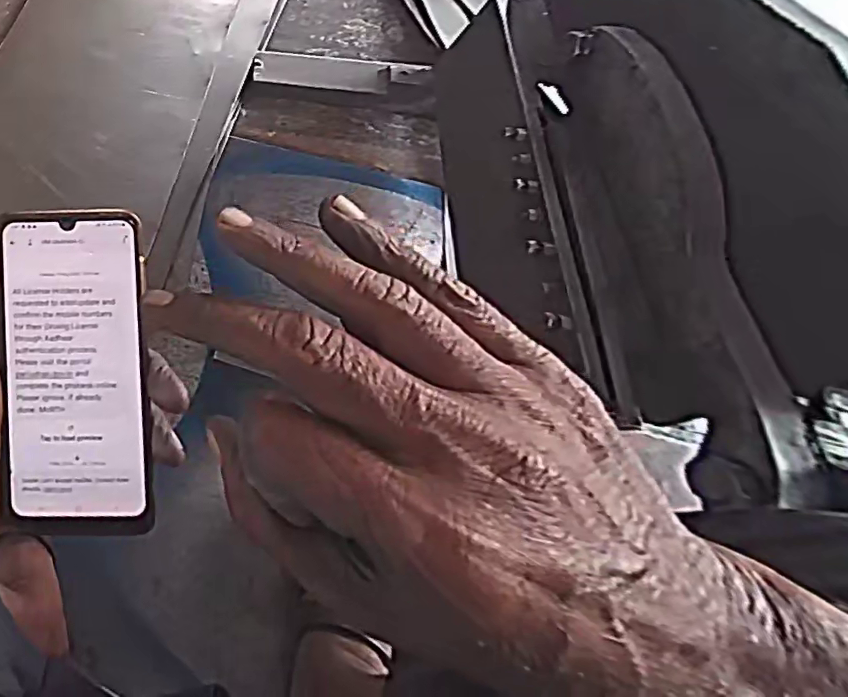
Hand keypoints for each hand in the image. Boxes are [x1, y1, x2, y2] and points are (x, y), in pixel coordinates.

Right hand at [145, 199, 763, 693]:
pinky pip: (446, 289)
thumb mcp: (381, 614)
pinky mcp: (526, 363)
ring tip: (233, 229)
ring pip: (371, 303)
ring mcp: (494, 392)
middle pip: (312, 354)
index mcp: (416, 523)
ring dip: (288, 258)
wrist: (669, 629)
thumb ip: (283, 528)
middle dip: (225, 318)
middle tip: (178, 301)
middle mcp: (452, 445)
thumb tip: (233, 444)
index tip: (237, 419)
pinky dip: (382, 246)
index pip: (288, 437)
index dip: (246, 422)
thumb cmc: (516, 631)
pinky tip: (336, 217)